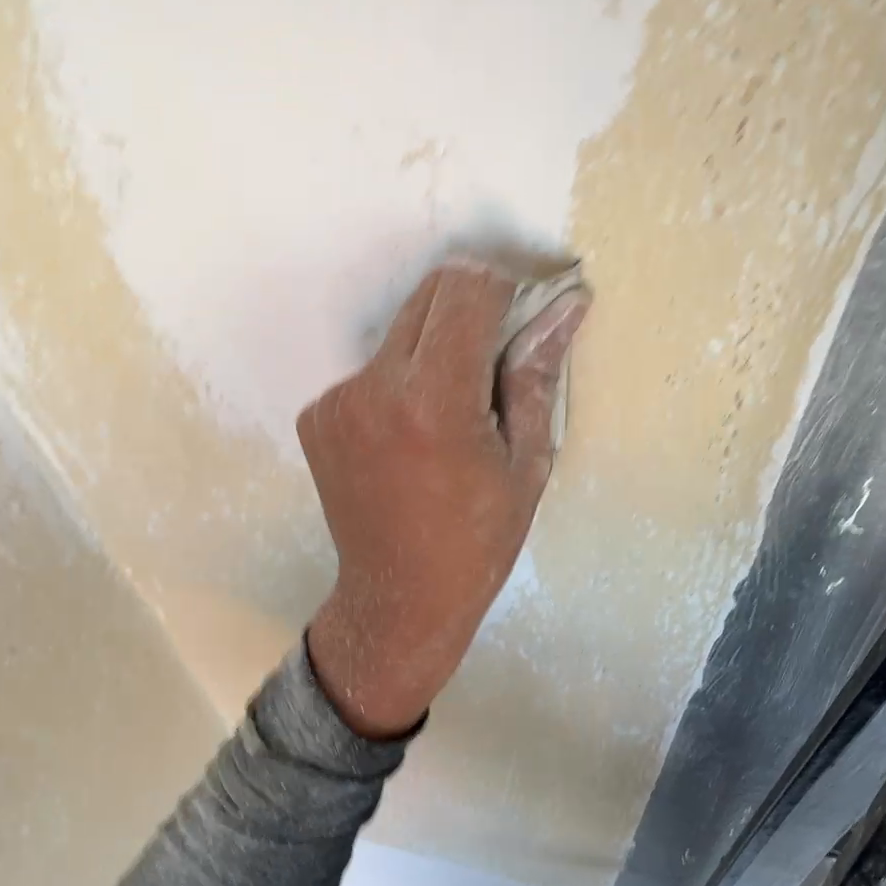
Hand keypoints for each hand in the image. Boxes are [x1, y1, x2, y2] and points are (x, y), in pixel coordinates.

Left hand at [299, 258, 590, 738]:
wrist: (401, 598)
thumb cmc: (480, 541)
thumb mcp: (528, 462)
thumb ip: (537, 374)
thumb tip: (568, 306)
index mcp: (435, 401)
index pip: (467, 290)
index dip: (505, 287)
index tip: (527, 309)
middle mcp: (374, 387)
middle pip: (429, 295)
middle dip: (472, 307)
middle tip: (500, 356)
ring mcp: (336, 400)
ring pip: (400, 330)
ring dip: (437, 346)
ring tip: (456, 410)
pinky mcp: (317, 414)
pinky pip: (373, 369)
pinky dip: (403, 380)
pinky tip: (417, 434)